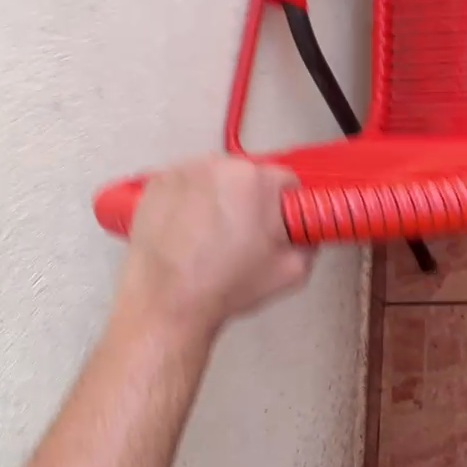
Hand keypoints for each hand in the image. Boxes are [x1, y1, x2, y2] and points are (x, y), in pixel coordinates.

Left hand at [115, 155, 313, 329]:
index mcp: (257, 181)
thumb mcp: (293, 272)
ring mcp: (184, 171)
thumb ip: (310, 243)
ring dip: (222, 199)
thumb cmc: (227, 285)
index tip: (279, 227)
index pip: (288, 181)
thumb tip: (305, 233)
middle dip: (252, 201)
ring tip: (214, 237)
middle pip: (250, 177)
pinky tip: (191, 233)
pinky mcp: (157, 183)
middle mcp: (220, 165)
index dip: (287, 207)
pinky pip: (188, 186)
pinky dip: (193, 202)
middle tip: (246, 237)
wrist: (168, 301)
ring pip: (218, 180)